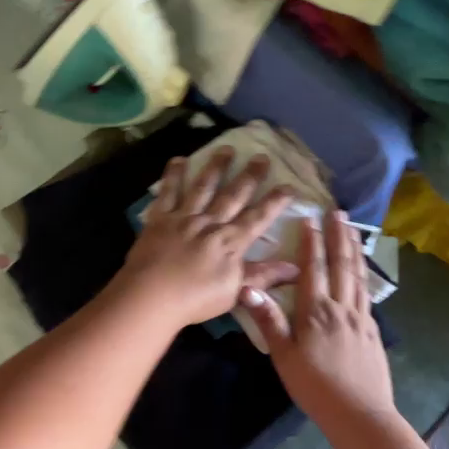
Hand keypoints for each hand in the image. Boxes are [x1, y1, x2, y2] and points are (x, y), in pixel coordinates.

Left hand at [108, 148, 297, 328]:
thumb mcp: (234, 292)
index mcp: (230, 242)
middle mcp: (210, 223)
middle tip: (262, 157)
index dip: (274, 202)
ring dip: (216, 167)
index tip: (288, 186)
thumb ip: (262, 276)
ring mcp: (184, 217)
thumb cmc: (195, 299)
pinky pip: (168, 192)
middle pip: (233, 196)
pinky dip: (174, 175)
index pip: (257, 218)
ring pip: (203, 187)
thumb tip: (296, 268)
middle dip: (249, 176)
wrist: (152, 295)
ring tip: (226, 149)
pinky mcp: (159, 218)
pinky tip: (179, 160)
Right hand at [241, 211, 398, 428]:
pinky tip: (362, 271)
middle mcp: (341, 308)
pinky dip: (363, 274)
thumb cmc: (316, 387)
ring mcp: (361, 319)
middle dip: (338, 236)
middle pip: (341, 265)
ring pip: (357, 276)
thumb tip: (247, 288)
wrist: (361, 416)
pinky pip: (366, 293)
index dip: (310, 242)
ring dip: (354, 249)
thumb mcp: (284, 356)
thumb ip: (269, 320)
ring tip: (353, 229)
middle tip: (338, 212)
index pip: (312, 269)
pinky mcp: (373, 331)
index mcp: (316, 312)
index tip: (309, 218)